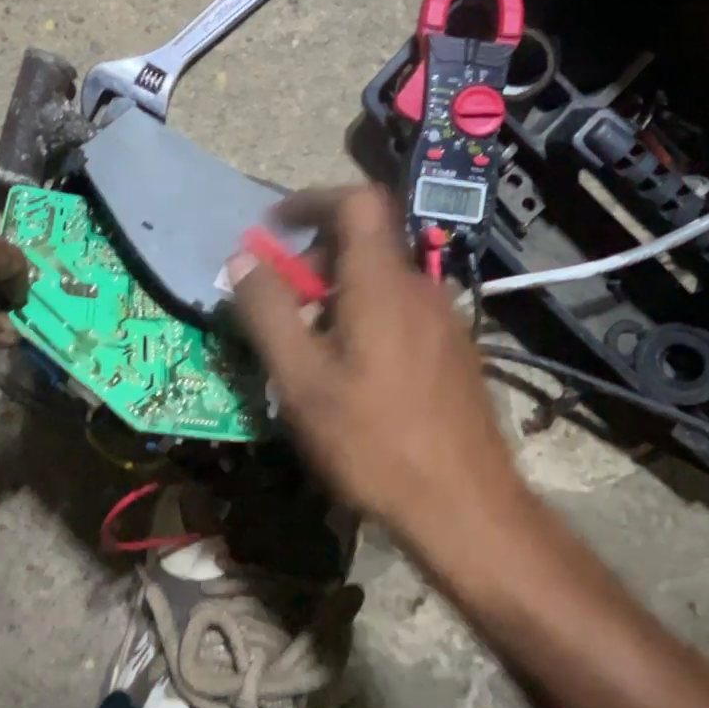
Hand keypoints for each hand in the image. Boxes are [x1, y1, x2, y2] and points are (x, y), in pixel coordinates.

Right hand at [231, 187, 515, 535]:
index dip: (312, 200)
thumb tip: (242, 259)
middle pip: (366, 243)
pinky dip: (368, 317)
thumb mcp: (301, 379)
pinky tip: (356, 376)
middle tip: (284, 307)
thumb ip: (267, 311)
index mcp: (382, 282)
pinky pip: (403, 311)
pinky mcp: (457, 352)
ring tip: (313, 349)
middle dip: (316, 260)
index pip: (356, 201)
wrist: (466, 507)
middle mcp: (421, 288)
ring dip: (340, 294)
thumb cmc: (373, 441)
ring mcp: (446, 320)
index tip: (274, 226)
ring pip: (384, 281)